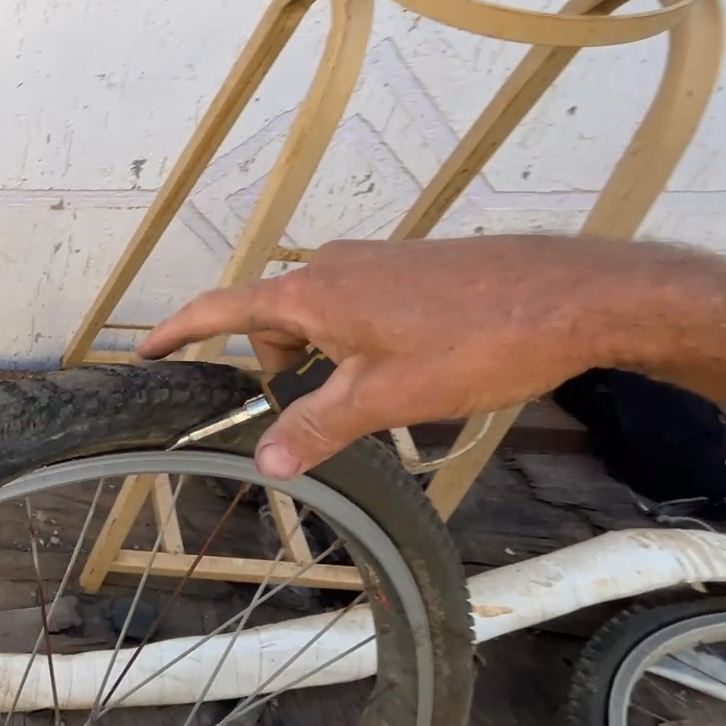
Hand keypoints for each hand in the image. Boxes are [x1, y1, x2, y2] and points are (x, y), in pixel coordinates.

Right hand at [137, 235, 686, 478]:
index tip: (144, 351)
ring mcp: (366, 260)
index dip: (177, 332)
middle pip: (272, 323)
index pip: (219, 310)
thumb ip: (317, 427)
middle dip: (284, 369)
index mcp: (306, 294)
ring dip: (328, 357)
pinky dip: (356, 338)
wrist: (581, 294)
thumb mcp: (386, 398)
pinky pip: (351, 304)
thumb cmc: (472, 344)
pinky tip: (414, 359)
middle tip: (335, 407)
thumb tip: (266, 464)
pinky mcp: (402, 264)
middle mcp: (326, 266)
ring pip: (316, 317)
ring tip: (390, 388)